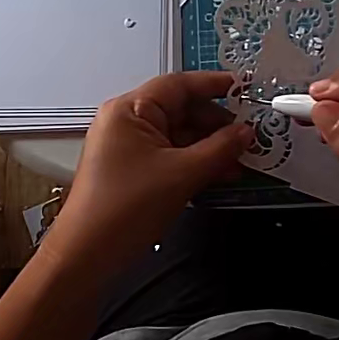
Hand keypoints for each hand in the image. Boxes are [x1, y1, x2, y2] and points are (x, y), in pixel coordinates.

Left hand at [57, 71, 251, 257]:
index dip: (215, 84)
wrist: (88, 255)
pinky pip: (172, 155)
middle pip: (181, 110)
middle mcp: (126, 122)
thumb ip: (220, 149)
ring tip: (243, 157)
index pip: (179, 84)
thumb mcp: (182, 175)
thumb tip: (244, 133)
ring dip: (211, 147)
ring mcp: (129, 147)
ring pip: (179, 135)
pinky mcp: (134, 170)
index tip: (243, 88)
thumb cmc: (121, 210)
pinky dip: (196, 162)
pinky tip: (221, 173)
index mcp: (130, 110)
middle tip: (250, 133)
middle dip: (217, 124)